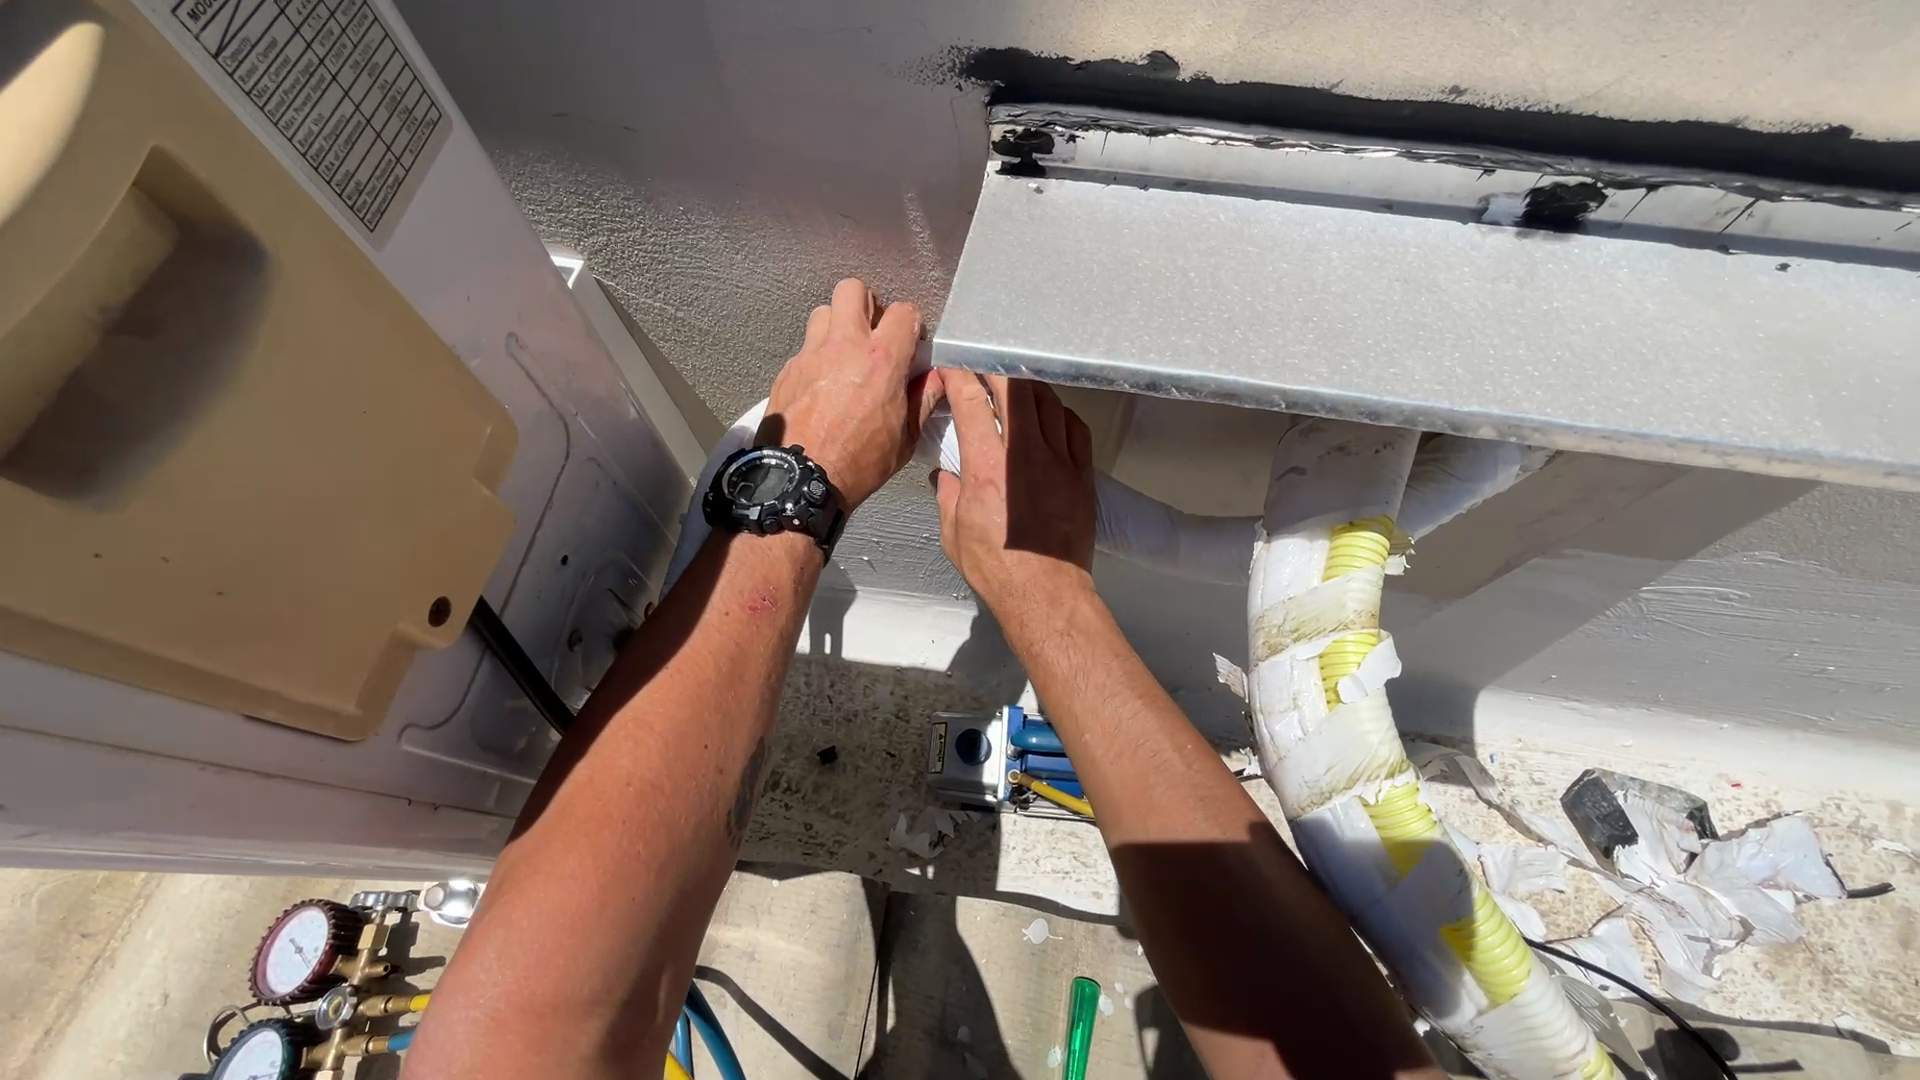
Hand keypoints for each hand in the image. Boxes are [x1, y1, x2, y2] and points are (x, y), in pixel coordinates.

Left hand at [762, 278, 941, 508]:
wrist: (801, 480)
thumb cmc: (858, 464)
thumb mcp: (905, 438)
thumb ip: (922, 399)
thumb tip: (935, 377)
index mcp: (881, 361)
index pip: (904, 311)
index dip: (911, 324)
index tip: (910, 341)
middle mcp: (844, 346)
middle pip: (854, 290)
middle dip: (868, 305)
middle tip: (873, 332)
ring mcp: (811, 355)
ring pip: (823, 312)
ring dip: (837, 325)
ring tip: (845, 354)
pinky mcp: (788, 369)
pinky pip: (805, 346)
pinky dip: (818, 356)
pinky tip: (823, 383)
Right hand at [933, 373, 1096, 619]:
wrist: (1045, 595)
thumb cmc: (998, 570)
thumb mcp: (954, 534)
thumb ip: (949, 496)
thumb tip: (947, 477)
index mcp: (987, 469)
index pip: (973, 403)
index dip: (961, 376)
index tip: (954, 367)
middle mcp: (1025, 456)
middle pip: (1015, 389)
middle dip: (996, 370)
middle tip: (985, 369)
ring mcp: (1059, 463)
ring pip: (1048, 403)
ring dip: (1028, 389)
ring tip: (1016, 388)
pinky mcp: (1081, 476)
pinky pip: (1075, 429)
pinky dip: (1060, 415)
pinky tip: (1050, 418)